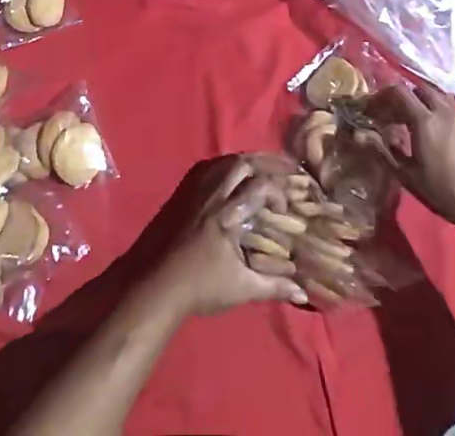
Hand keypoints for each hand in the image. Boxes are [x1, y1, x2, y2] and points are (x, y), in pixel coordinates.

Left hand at [142, 157, 309, 318]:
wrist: (152, 284)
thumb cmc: (198, 287)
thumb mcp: (241, 289)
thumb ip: (274, 287)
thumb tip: (302, 293)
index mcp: (227, 214)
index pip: (260, 186)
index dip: (278, 192)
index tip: (284, 210)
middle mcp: (210, 194)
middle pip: (240, 163)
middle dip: (264, 164)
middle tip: (280, 176)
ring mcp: (192, 190)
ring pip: (221, 161)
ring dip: (244, 163)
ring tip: (259, 173)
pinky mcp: (180, 193)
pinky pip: (205, 167)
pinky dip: (223, 166)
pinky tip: (230, 178)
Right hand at [368, 81, 454, 235]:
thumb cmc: (444, 192)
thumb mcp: (407, 175)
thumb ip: (382, 150)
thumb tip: (359, 134)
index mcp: (425, 120)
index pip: (399, 91)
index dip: (382, 96)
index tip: (373, 110)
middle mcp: (445, 111)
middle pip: (420, 88)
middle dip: (404, 96)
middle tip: (394, 113)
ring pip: (440, 96)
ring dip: (425, 102)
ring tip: (418, 121)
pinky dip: (442, 112)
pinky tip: (441, 134)